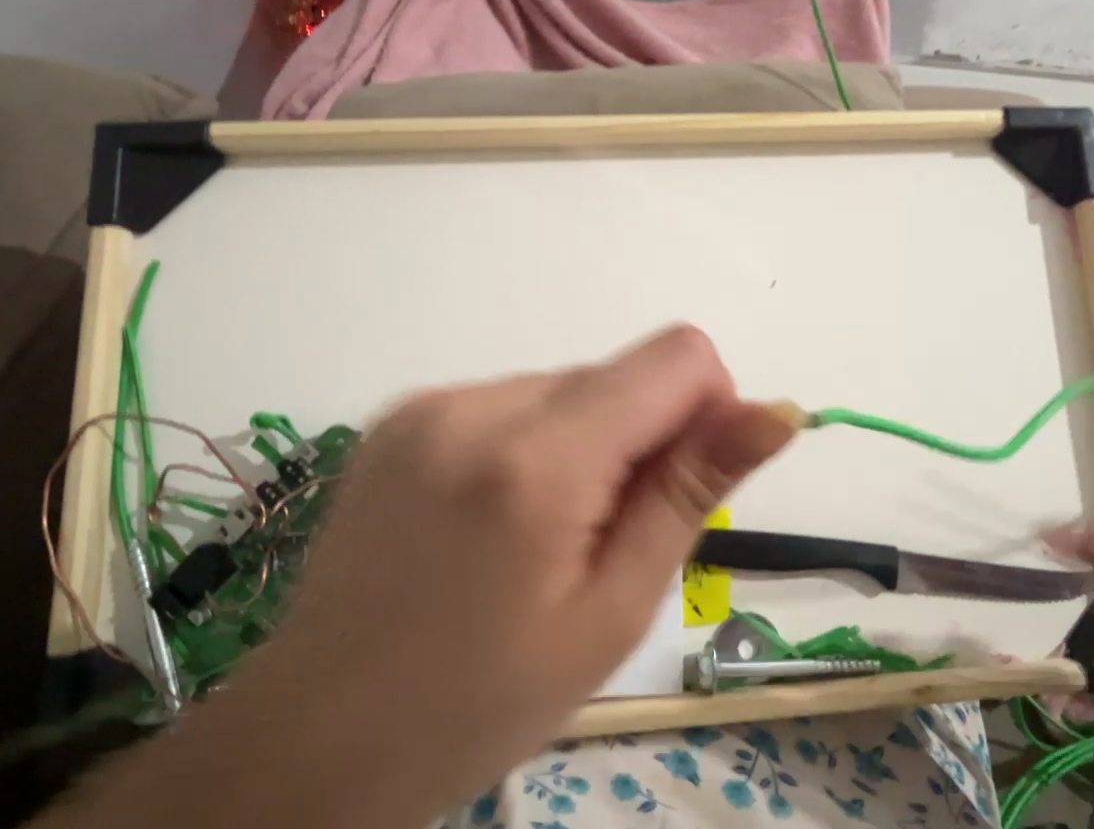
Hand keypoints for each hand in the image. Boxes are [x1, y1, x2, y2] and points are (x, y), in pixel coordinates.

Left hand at [36, 326, 796, 828]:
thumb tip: (778, 411)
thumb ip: (691, 493)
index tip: (680, 489)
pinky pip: (505, 400)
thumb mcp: (613, 611)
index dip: (708, 409)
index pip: (675, 356)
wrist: (316, 737)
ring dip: (582, 445)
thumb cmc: (484, 701)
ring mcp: (427, 403)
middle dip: (638, 440)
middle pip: (616, 373)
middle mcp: (476, 404)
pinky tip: (491, 522)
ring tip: (537, 540)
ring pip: (562, 386)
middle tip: (598, 542)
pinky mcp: (397, 415)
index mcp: (538, 459)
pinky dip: (529, 445)